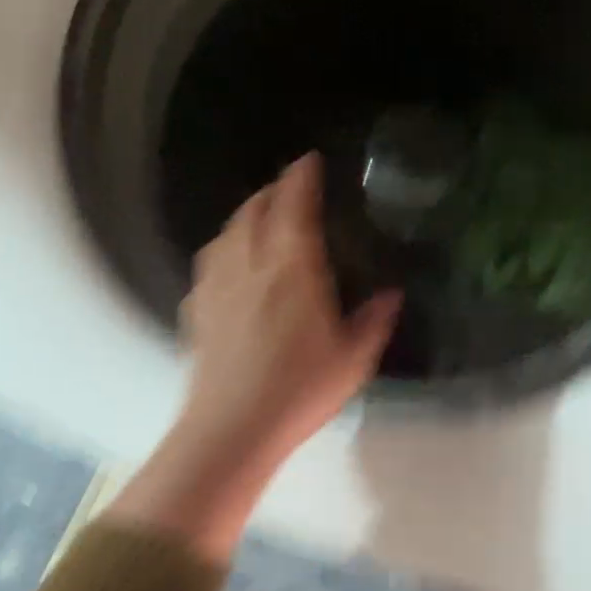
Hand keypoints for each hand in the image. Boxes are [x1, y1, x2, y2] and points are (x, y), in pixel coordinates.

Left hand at [180, 152, 400, 459]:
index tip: (309, 162)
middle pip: (254, 210)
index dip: (302, 178)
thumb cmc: (300, 390)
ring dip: (244, 215)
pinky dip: (224, 249)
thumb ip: (372, 321)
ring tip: (259, 217)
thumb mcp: (353, 359)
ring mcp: (218, 286)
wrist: (233, 428)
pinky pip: (210, 264)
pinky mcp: (198, 311)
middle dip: (271, 191)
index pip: (294, 205)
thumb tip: (391, 294)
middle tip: (288, 188)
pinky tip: (230, 264)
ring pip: (227, 233)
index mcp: (291, 267)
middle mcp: (250, 264)